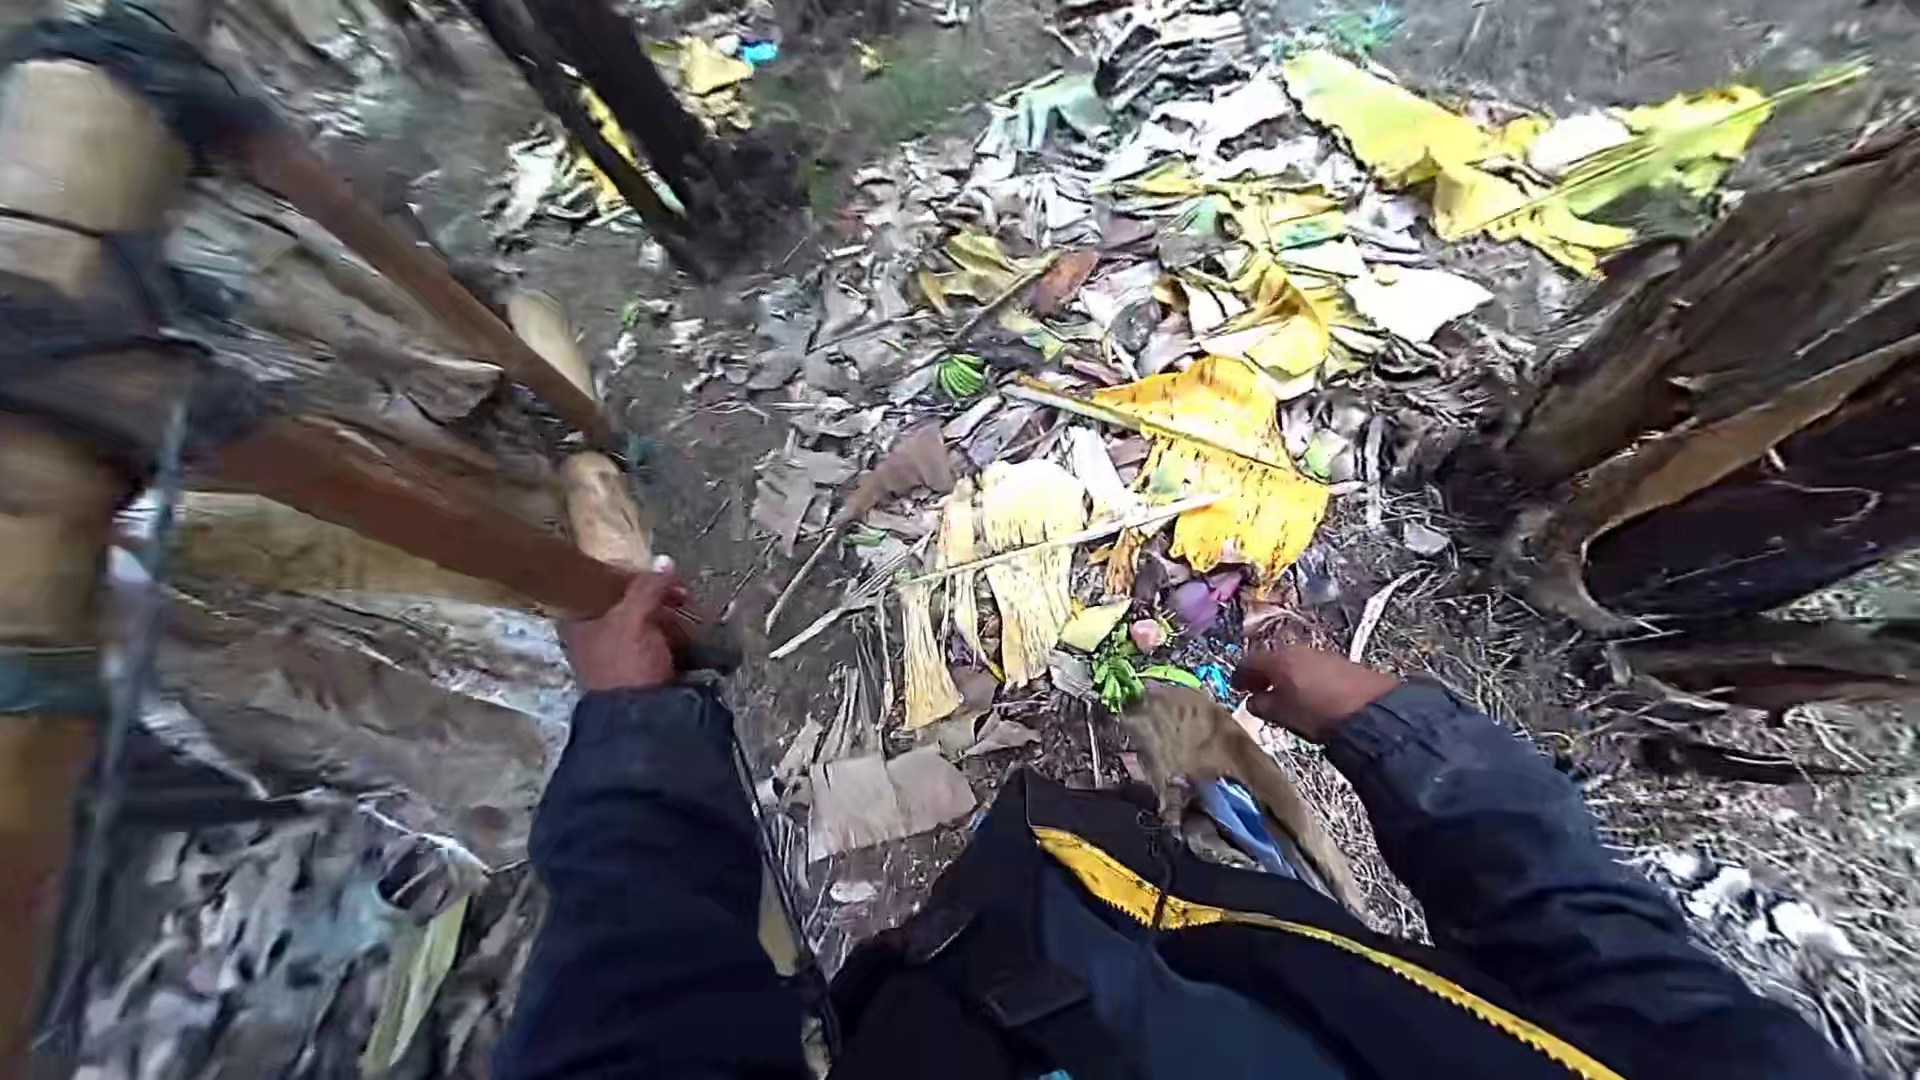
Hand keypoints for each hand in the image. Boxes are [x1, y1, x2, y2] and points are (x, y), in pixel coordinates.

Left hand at [562, 567, 691, 691]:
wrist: (640, 716)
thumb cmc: (625, 663)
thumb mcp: (634, 619)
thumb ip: (648, 587)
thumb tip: (665, 560)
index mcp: (579, 621)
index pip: (603, 584)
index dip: (631, 575)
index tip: (658, 574)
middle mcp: (596, 634)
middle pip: (629, 601)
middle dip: (660, 595)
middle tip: (683, 594)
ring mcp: (620, 651)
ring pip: (648, 620)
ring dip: (672, 614)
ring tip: (692, 612)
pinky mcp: (642, 666)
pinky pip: (660, 639)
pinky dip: (675, 633)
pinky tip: (691, 631)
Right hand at [1232, 646, 1398, 741]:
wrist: (1374, 711)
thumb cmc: (1317, 712)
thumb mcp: (1281, 714)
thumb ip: (1261, 705)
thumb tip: (1253, 701)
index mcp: (1275, 660)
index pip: (1247, 663)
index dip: (1239, 676)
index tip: (1236, 688)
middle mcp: (1295, 651)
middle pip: (1272, 660)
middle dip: (1264, 675)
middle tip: (1259, 691)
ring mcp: (1320, 654)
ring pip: (1294, 664)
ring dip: (1286, 677)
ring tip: (1285, 696)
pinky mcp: (1342, 663)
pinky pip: (1313, 669)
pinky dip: (1305, 679)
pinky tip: (1310, 695)